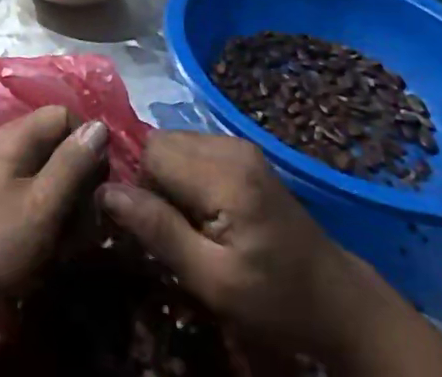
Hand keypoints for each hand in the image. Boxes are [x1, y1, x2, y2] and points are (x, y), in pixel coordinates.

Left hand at [0, 106, 108, 376]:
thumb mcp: (42, 204)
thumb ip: (72, 163)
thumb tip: (100, 125)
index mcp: (13, 138)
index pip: (64, 115)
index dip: (87, 141)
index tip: (100, 180)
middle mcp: (6, 150)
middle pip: (58, 146)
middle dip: (80, 180)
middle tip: (88, 217)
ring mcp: (0, 180)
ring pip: (51, 177)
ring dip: (69, 206)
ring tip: (71, 240)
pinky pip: (36, 200)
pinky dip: (50, 220)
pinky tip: (54, 249)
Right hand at [100, 132, 441, 375]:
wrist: (336, 300)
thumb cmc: (275, 299)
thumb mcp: (211, 279)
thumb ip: (158, 230)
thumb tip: (105, 192)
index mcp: (225, 174)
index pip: (150, 149)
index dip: (133, 180)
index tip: (132, 219)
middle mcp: (230, 146)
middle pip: (161, 141)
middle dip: (146, 177)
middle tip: (154, 225)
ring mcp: (240, 147)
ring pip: (174, 143)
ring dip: (164, 176)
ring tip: (176, 222)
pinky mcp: (244, 155)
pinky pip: (194, 150)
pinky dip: (183, 174)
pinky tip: (195, 211)